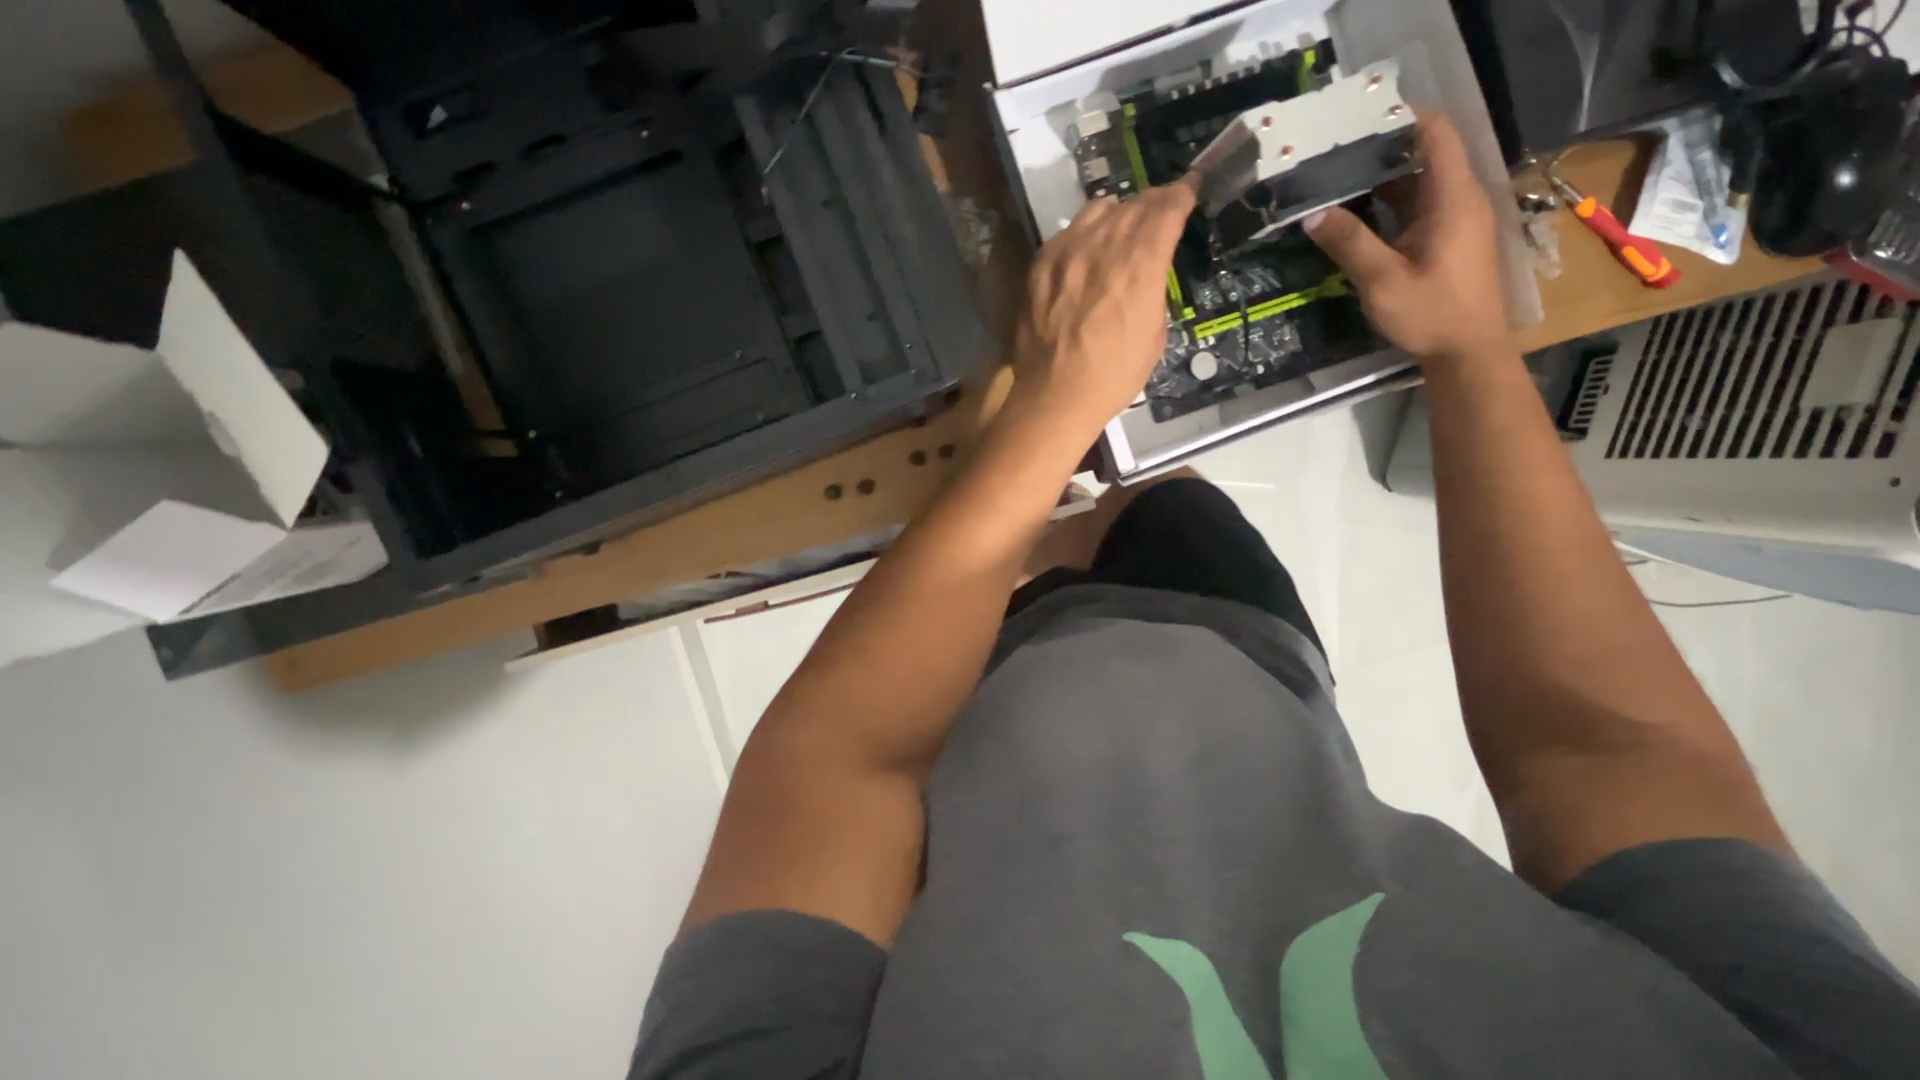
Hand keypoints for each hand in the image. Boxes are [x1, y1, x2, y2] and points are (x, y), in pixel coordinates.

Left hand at [1004, 178, 1197, 439]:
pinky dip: (1086, 232)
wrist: (1055, 395)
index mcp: (1140, 263)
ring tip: (1125, 220)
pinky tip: (1089, 247)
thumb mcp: (1154, 332)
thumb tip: (1147, 272)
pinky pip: (1068, 233)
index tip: (1191, 187)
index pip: (1166, 210)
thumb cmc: (1114, 374)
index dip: (1182, 194)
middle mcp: (1103, 246)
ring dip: (1119, 212)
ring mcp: (1066, 252)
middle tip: (1163, 203)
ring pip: (1098, 211)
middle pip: (1133, 206)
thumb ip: (1153, 287)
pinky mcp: (1040, 265)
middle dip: (1153, 201)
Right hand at [1304, 115, 1511, 365]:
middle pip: (1423, 154)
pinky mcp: (1448, 239)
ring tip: (1334, 176)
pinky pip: (1417, 205)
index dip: (1401, 116)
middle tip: (1332, 150)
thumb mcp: (1382, 280)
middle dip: (1379, 147)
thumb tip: (1311, 213)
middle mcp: (1459, 198)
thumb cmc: (1432, 314)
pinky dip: (1388, 202)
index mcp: (1452, 197)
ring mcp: (1455, 219)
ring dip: (1380, 177)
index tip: (1357, 117)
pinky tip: (1354, 211)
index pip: (1435, 132)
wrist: (1469, 354)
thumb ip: (1348, 242)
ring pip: (1417, 181)